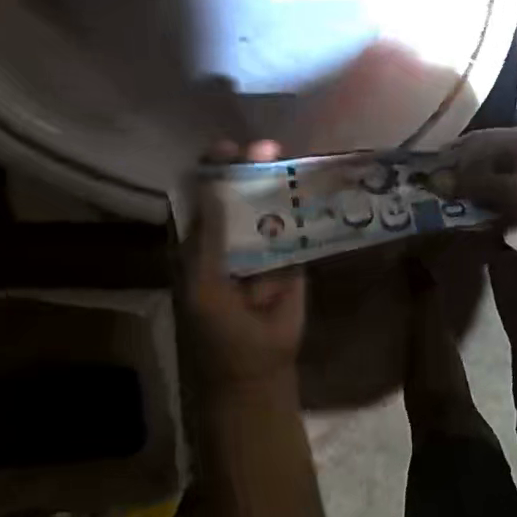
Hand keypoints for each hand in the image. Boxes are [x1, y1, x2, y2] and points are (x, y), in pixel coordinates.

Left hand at [175, 140, 306, 389]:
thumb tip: (212, 185)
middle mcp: (233, 237)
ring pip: (271, 207)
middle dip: (250, 168)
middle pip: (239, 194)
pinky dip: (308, 210)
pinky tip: (316, 188)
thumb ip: (208, 236)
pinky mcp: (296, 259)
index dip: (212, 170)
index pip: (203, 196)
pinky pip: (300, 229)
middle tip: (266, 147)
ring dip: (280, 184)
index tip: (227, 147)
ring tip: (291, 159)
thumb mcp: (202, 283)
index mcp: (200, 242)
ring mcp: (266, 246)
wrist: (256, 369)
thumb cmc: (218, 332)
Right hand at [432, 128, 516, 255]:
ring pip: (490, 179)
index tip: (425, 173)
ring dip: (470, 193)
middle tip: (431, 193)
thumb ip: (474, 183)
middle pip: (483, 159)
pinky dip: (485, 204)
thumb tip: (434, 179)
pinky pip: (500, 195)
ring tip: (445, 207)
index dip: (451, 156)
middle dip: (459, 176)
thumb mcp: (513, 193)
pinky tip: (469, 217)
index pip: (478, 140)